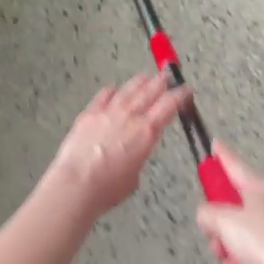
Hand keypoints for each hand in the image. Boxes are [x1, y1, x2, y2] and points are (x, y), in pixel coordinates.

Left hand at [39, 72, 190, 217]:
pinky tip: (114, 89)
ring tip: (145, 77)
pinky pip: (104, 95)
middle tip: (167, 75)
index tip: (186, 90)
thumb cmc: (108, 189)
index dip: (180, 96)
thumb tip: (133, 151)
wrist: (76, 184)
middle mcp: (129, 116)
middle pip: (149, 91)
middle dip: (160, 81)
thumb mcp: (134, 176)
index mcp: (146, 133)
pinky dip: (112, 91)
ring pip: (128, 89)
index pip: (168, 106)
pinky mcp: (89, 112)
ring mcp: (108, 111)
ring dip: (139, 82)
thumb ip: (138, 156)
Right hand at [195, 143, 263, 263]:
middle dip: (218, 234)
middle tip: (216, 241)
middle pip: (231, 214)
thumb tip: (207, 217)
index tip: (214, 144)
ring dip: (230, 262)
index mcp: (260, 191)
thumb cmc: (261, 242)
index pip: (235, 167)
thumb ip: (207, 214)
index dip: (222, 156)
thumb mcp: (225, 221)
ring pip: (236, 246)